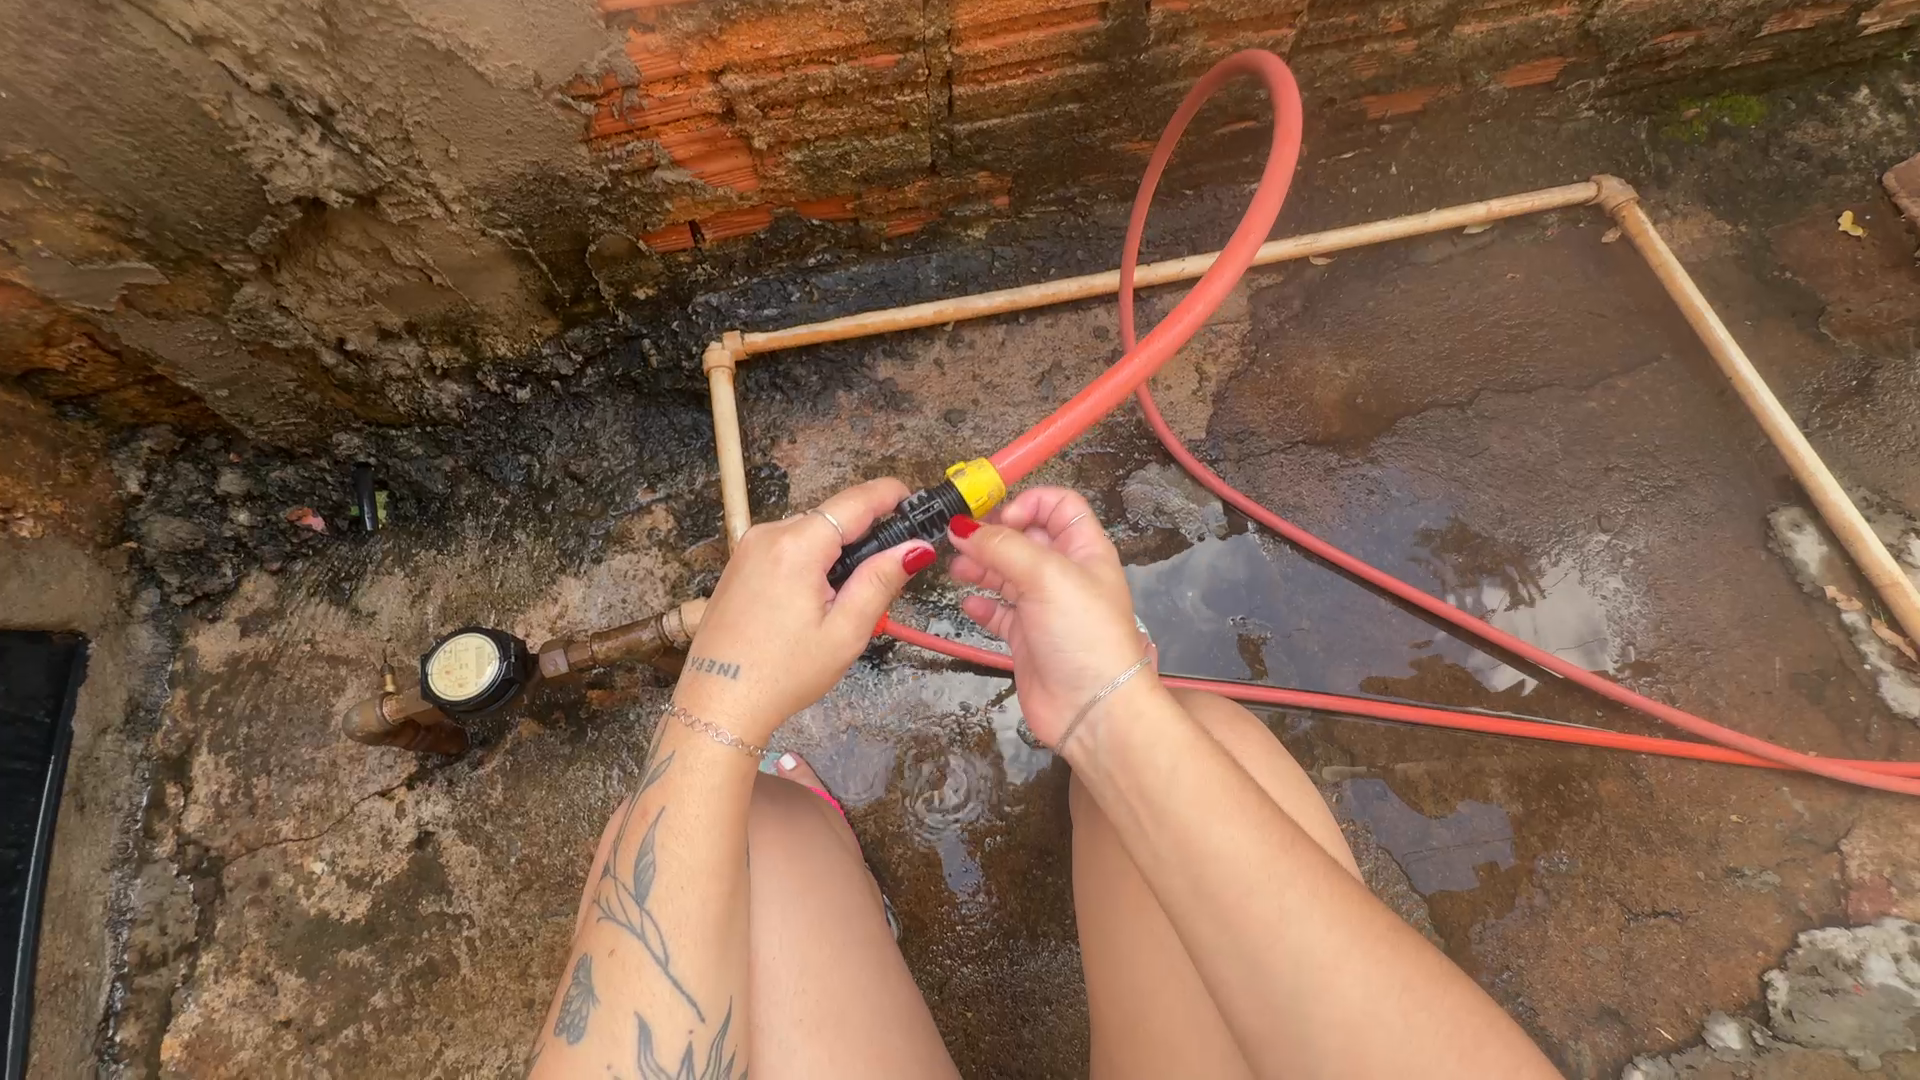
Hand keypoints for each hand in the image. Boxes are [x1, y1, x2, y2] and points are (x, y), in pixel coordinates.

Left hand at [676, 478, 934, 744]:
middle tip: (887, 576)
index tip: (916, 502)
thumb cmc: (783, 674)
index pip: (856, 501)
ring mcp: (749, 547)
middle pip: (833, 517)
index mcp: (797, 546)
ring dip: (836, 552)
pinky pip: (788, 547)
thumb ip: (881, 581)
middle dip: (864, 537)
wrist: (719, 702)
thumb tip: (916, 547)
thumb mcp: (845, 631)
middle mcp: (768, 534)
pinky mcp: (740, 563)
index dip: (890, 495)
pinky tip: (814, 601)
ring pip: (811, 532)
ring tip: (846, 601)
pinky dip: (811, 561)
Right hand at [946, 487, 1152, 745]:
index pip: (1058, 506)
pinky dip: (982, 604)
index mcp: (1084, 549)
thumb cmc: (1085, 636)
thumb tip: (961, 528)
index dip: (1027, 504)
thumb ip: (1002, 547)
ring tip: (958, 570)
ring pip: (1006, 573)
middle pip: (1025, 537)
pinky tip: (969, 604)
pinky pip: (999, 611)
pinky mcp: (1027, 637)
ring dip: (980, 566)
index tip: (997, 520)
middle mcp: (1065, 574)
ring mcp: (1045, 606)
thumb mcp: (1046, 576)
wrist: (1092, 709)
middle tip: (960, 541)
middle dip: (992, 535)